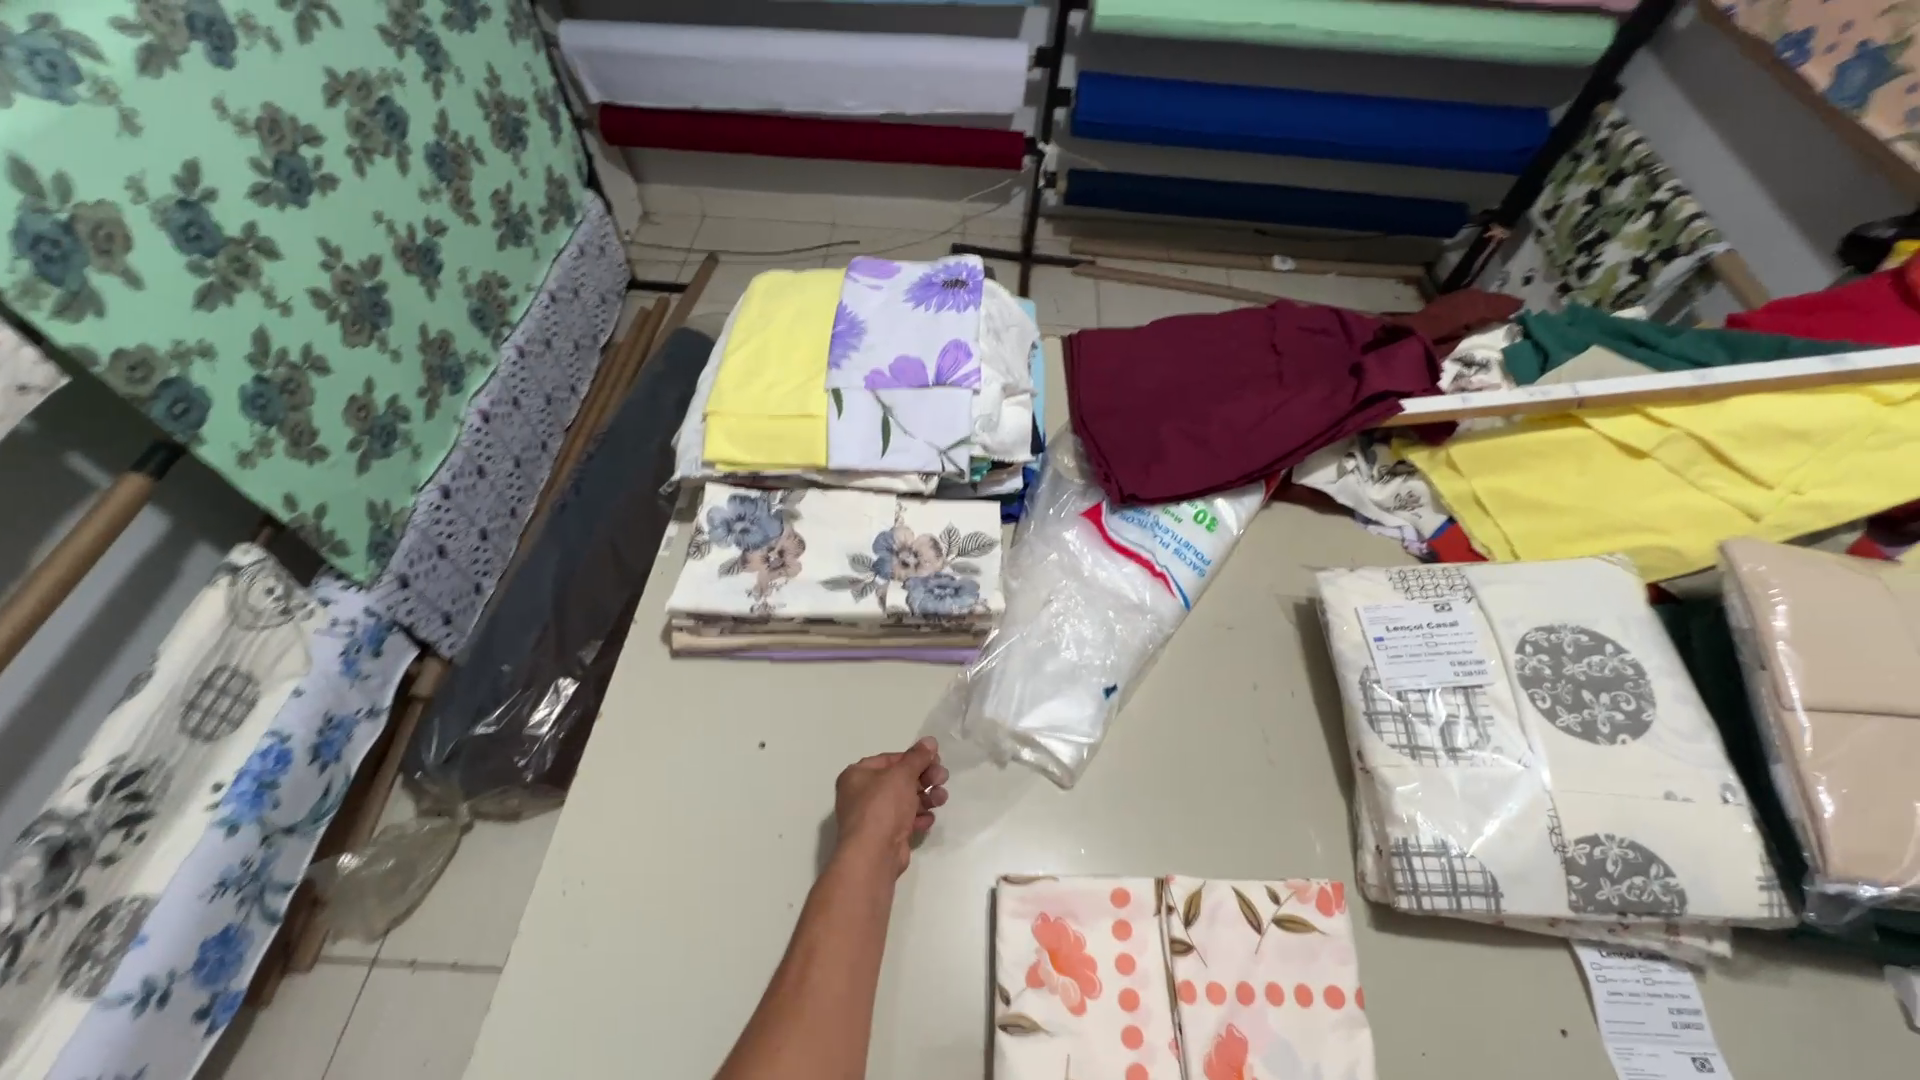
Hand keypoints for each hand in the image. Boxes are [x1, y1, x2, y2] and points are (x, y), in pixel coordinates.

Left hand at [833, 737, 948, 876]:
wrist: (873, 854)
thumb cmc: (882, 806)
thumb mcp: (902, 775)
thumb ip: (918, 757)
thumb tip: (930, 740)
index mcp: (858, 775)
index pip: (890, 760)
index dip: (914, 759)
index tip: (935, 760)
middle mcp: (862, 794)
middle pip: (900, 780)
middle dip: (924, 778)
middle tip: (942, 778)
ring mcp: (873, 817)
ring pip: (905, 801)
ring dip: (926, 797)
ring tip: (940, 799)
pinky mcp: (885, 836)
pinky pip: (905, 821)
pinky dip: (918, 818)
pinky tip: (927, 819)